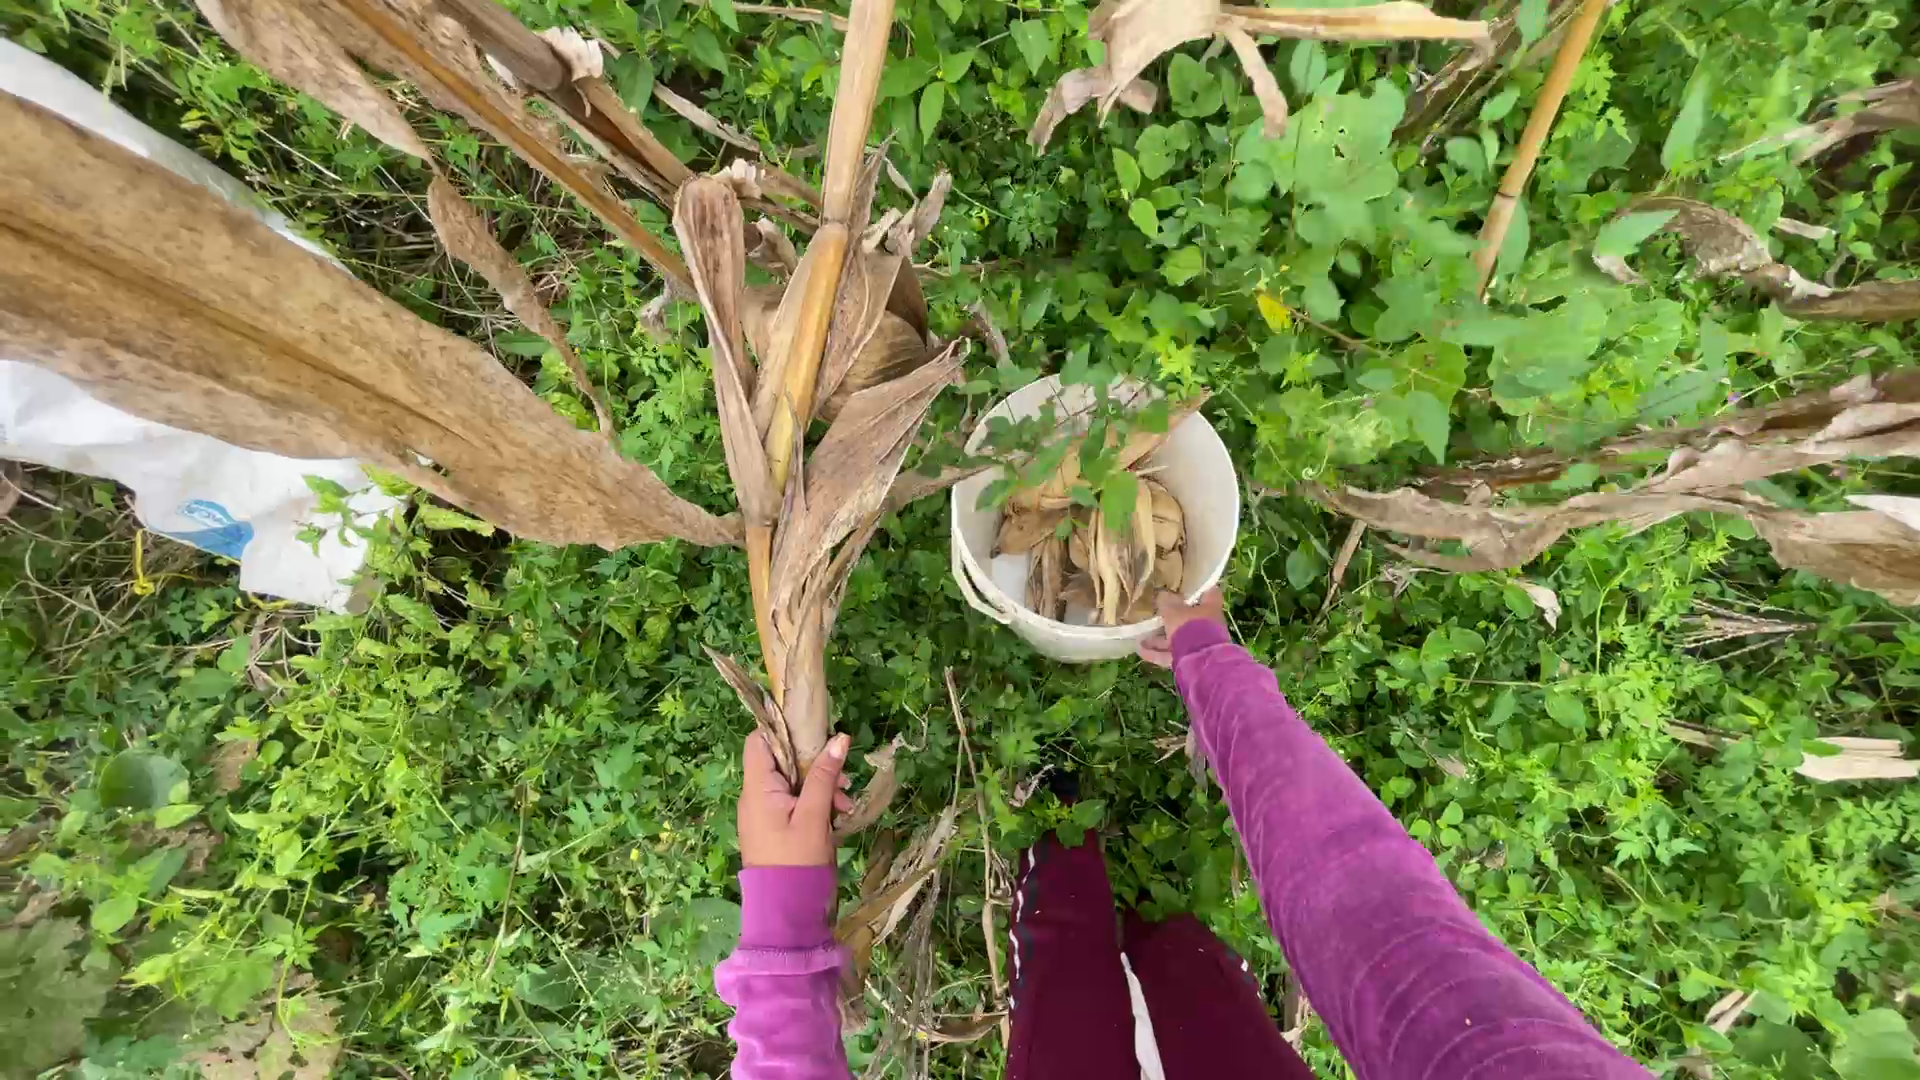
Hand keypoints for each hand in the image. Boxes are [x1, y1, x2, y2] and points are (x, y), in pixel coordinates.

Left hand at [738, 731, 854, 866]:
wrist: (785, 913)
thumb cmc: (797, 861)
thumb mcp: (815, 815)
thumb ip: (825, 775)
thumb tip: (840, 737)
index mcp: (758, 788)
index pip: (759, 740)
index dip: (783, 729)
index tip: (814, 731)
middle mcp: (756, 795)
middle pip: (782, 759)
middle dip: (816, 762)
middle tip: (842, 777)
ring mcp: (765, 811)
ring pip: (793, 780)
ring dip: (821, 784)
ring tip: (845, 802)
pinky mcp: (775, 825)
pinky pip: (795, 800)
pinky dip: (816, 801)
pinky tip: (839, 812)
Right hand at [1137, 587, 1225, 668]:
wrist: (1201, 662)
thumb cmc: (1190, 627)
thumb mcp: (1174, 610)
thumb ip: (1166, 601)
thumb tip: (1162, 594)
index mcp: (1209, 608)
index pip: (1208, 592)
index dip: (1198, 587)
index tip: (1185, 584)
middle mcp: (1207, 625)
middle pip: (1189, 618)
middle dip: (1171, 617)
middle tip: (1155, 612)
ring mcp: (1199, 644)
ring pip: (1177, 638)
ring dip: (1158, 638)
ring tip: (1141, 636)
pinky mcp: (1190, 659)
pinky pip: (1171, 654)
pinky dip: (1156, 652)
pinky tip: (1140, 650)